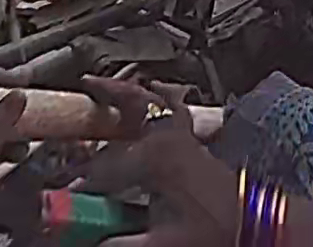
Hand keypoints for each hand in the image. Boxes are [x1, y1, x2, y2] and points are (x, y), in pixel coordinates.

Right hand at [80, 77, 239, 246]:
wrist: (249, 220)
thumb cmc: (210, 230)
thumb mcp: (163, 244)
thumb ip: (122, 245)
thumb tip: (92, 243)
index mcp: (153, 158)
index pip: (104, 169)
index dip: (81, 182)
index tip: (63, 189)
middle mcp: (163, 134)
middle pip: (126, 111)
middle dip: (102, 100)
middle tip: (82, 86)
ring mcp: (178, 130)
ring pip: (146, 99)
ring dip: (124, 91)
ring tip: (102, 81)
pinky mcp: (187, 135)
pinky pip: (169, 104)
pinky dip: (156, 95)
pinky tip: (152, 90)